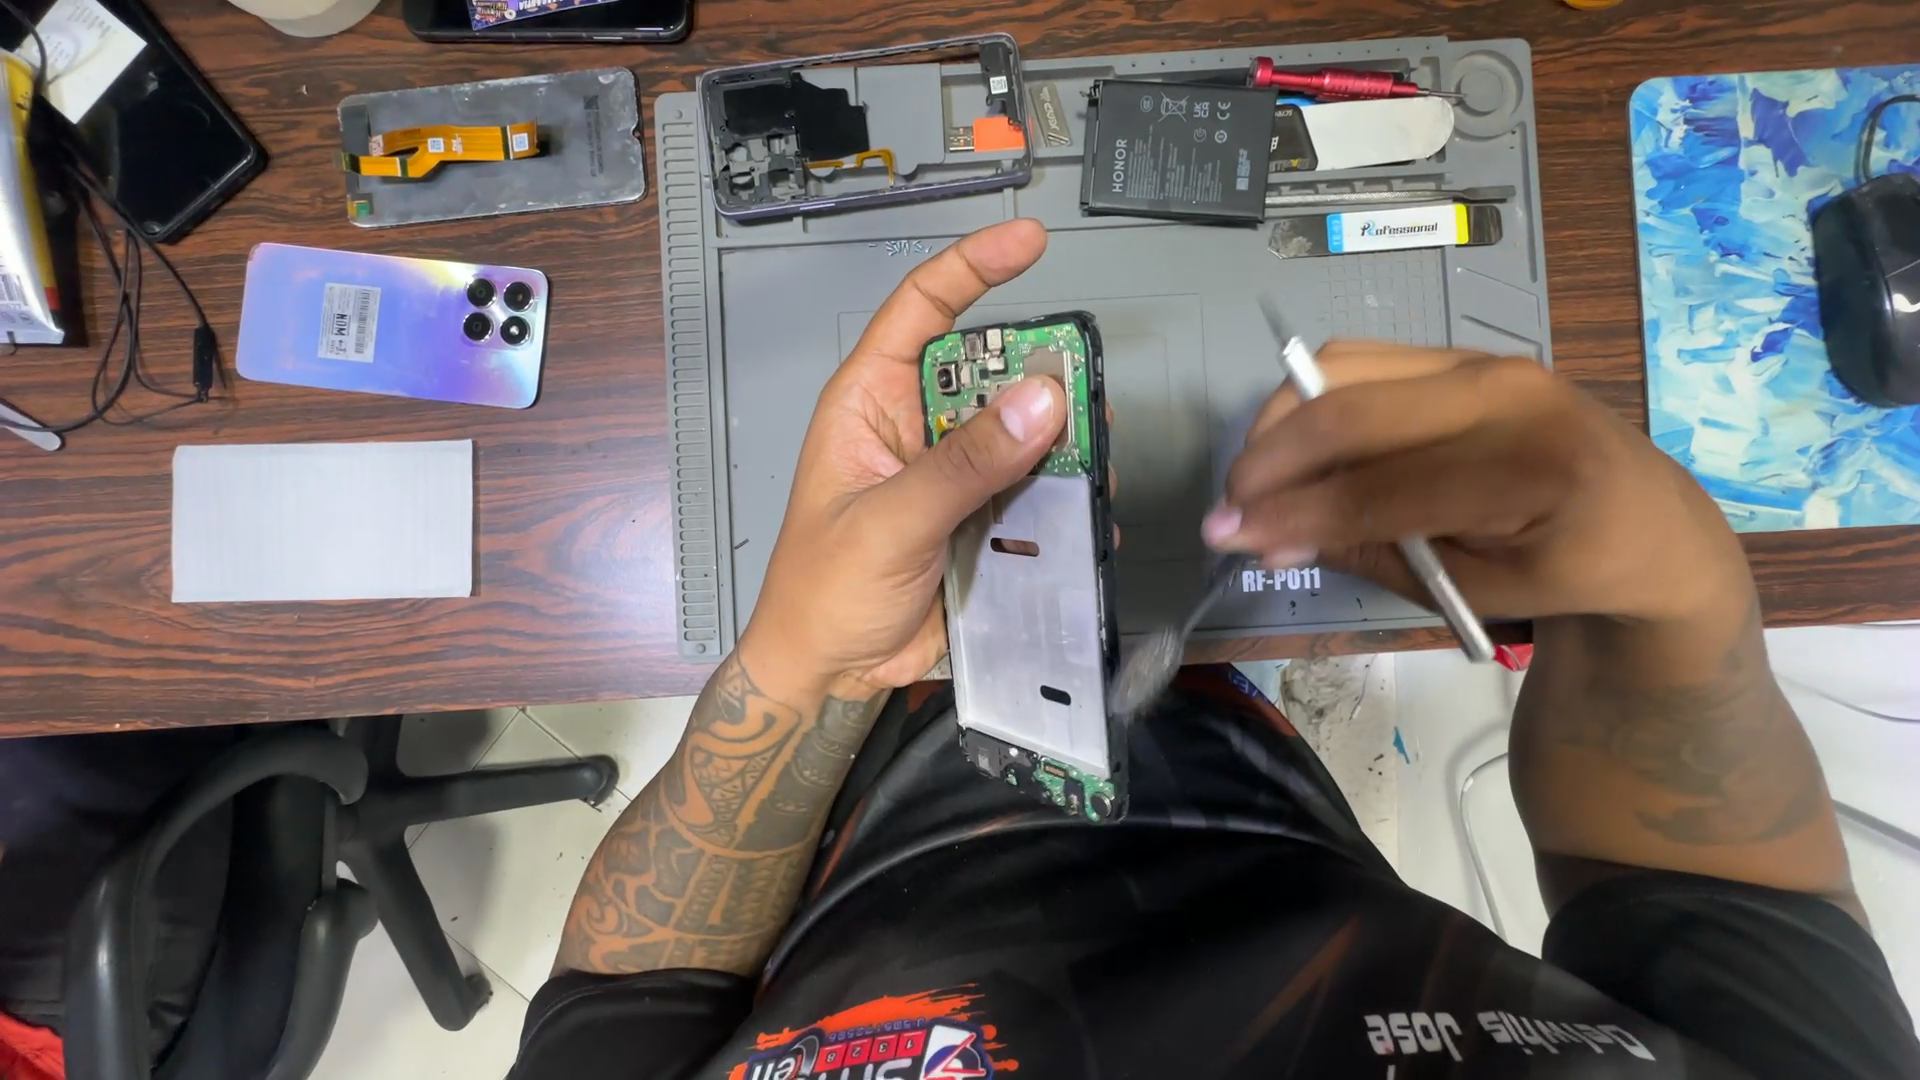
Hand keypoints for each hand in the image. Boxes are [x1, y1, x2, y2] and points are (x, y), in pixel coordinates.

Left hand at [740, 220, 1065, 694]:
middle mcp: (916, 428)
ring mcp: (952, 474)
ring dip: (1059, 443)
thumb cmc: (824, 590)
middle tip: (1082, 397)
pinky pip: (1031, 489)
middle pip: (990, 374)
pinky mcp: (979, 517)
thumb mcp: (889, 521)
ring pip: (1019, 433)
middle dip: (1038, 379)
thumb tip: (1038, 402)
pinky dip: (1062, 496)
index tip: (1027, 241)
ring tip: (1092, 461)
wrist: (835, 670)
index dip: (972, 268)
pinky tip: (1086, 511)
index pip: (921, 311)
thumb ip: (961, 466)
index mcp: (872, 403)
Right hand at [1202, 343, 1750, 623]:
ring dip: (1279, 420)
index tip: (1226, 536)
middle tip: (1229, 504)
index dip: (1289, 515)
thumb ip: (1359, 552)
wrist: (1646, 520)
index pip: (1376, 492)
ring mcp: (1482, 363)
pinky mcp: (1459, 354)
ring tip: (1260, 473)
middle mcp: (1506, 398)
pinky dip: (1308, 397)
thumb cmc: (1560, 571)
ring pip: (1341, 367)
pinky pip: (1357, 358)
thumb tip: (1262, 537)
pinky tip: (1297, 440)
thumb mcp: (1462, 588)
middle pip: (1347, 411)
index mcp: (1529, 475)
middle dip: (1268, 459)